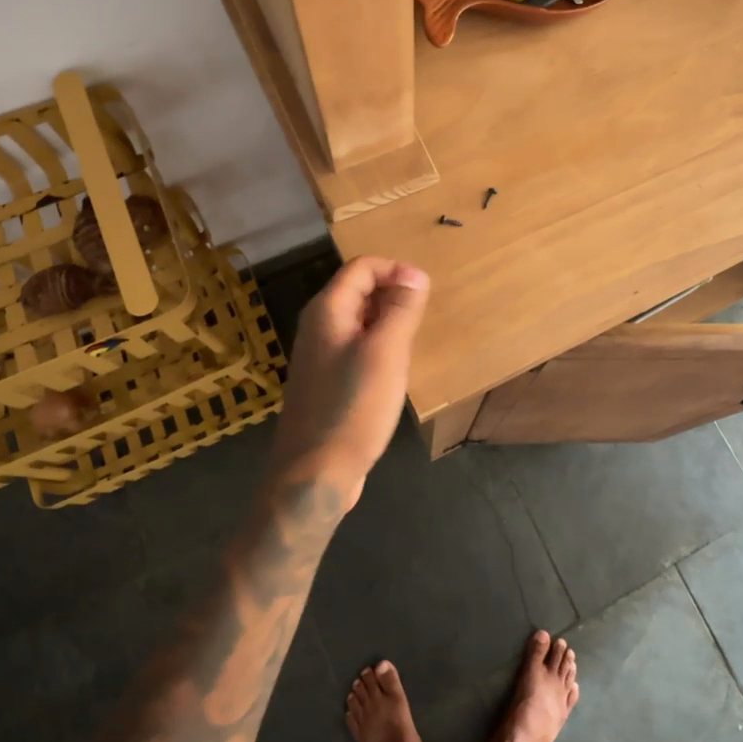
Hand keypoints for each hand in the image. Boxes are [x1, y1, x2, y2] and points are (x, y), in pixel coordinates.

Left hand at [271, 256, 429, 508]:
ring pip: (360, 322)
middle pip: (360, 291)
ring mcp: (320, 356)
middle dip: (395, 296)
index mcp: (327, 311)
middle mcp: (319, 327)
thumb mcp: (386, 353)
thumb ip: (401, 309)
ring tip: (414, 345)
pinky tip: (395, 373)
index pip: (362, 267)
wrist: (315, 474)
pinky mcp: (327, 382)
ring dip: (390, 324)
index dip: (396, 270)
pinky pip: (357, 349)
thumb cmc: (353, 408)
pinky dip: (380, 349)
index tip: (427, 293)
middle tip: (424, 320)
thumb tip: (415, 273)